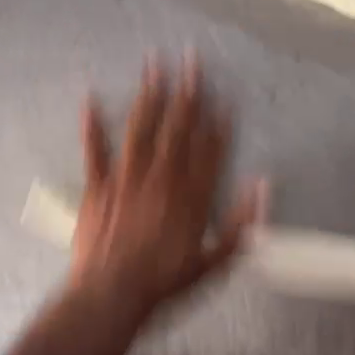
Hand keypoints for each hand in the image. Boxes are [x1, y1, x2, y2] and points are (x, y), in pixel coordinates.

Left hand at [67, 54, 264, 325]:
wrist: (111, 295)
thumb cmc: (165, 282)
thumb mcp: (215, 262)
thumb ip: (242, 223)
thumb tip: (263, 186)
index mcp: (192, 195)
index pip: (210, 148)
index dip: (218, 120)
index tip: (224, 94)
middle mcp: (162, 177)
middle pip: (178, 127)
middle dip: (188, 91)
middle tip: (192, 59)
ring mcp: (128, 178)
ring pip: (142, 128)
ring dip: (149, 94)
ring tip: (154, 63)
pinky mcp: (98, 186)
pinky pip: (95, 150)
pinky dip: (92, 124)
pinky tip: (91, 97)